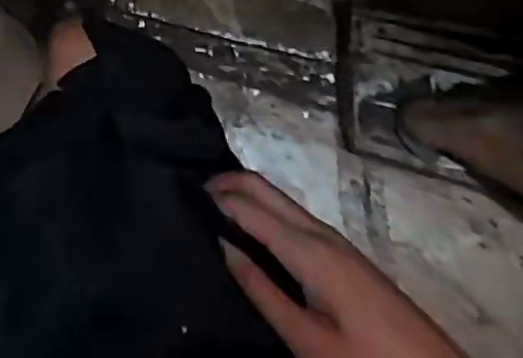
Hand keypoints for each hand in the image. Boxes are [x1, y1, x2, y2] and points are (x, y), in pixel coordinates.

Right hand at [208, 171, 465, 357]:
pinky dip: (262, 209)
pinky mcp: (343, 254)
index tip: (179, 194)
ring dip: (243, 193)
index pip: (247, 206)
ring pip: (278, 198)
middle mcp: (319, 231)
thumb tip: (221, 245)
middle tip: (188, 192)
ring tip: (209, 206)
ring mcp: (335, 240)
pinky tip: (250, 228)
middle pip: (263, 187)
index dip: (213, 197)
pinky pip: (291, 215)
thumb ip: (262, 291)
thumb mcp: (309, 342)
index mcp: (308, 248)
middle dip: (225, 181)